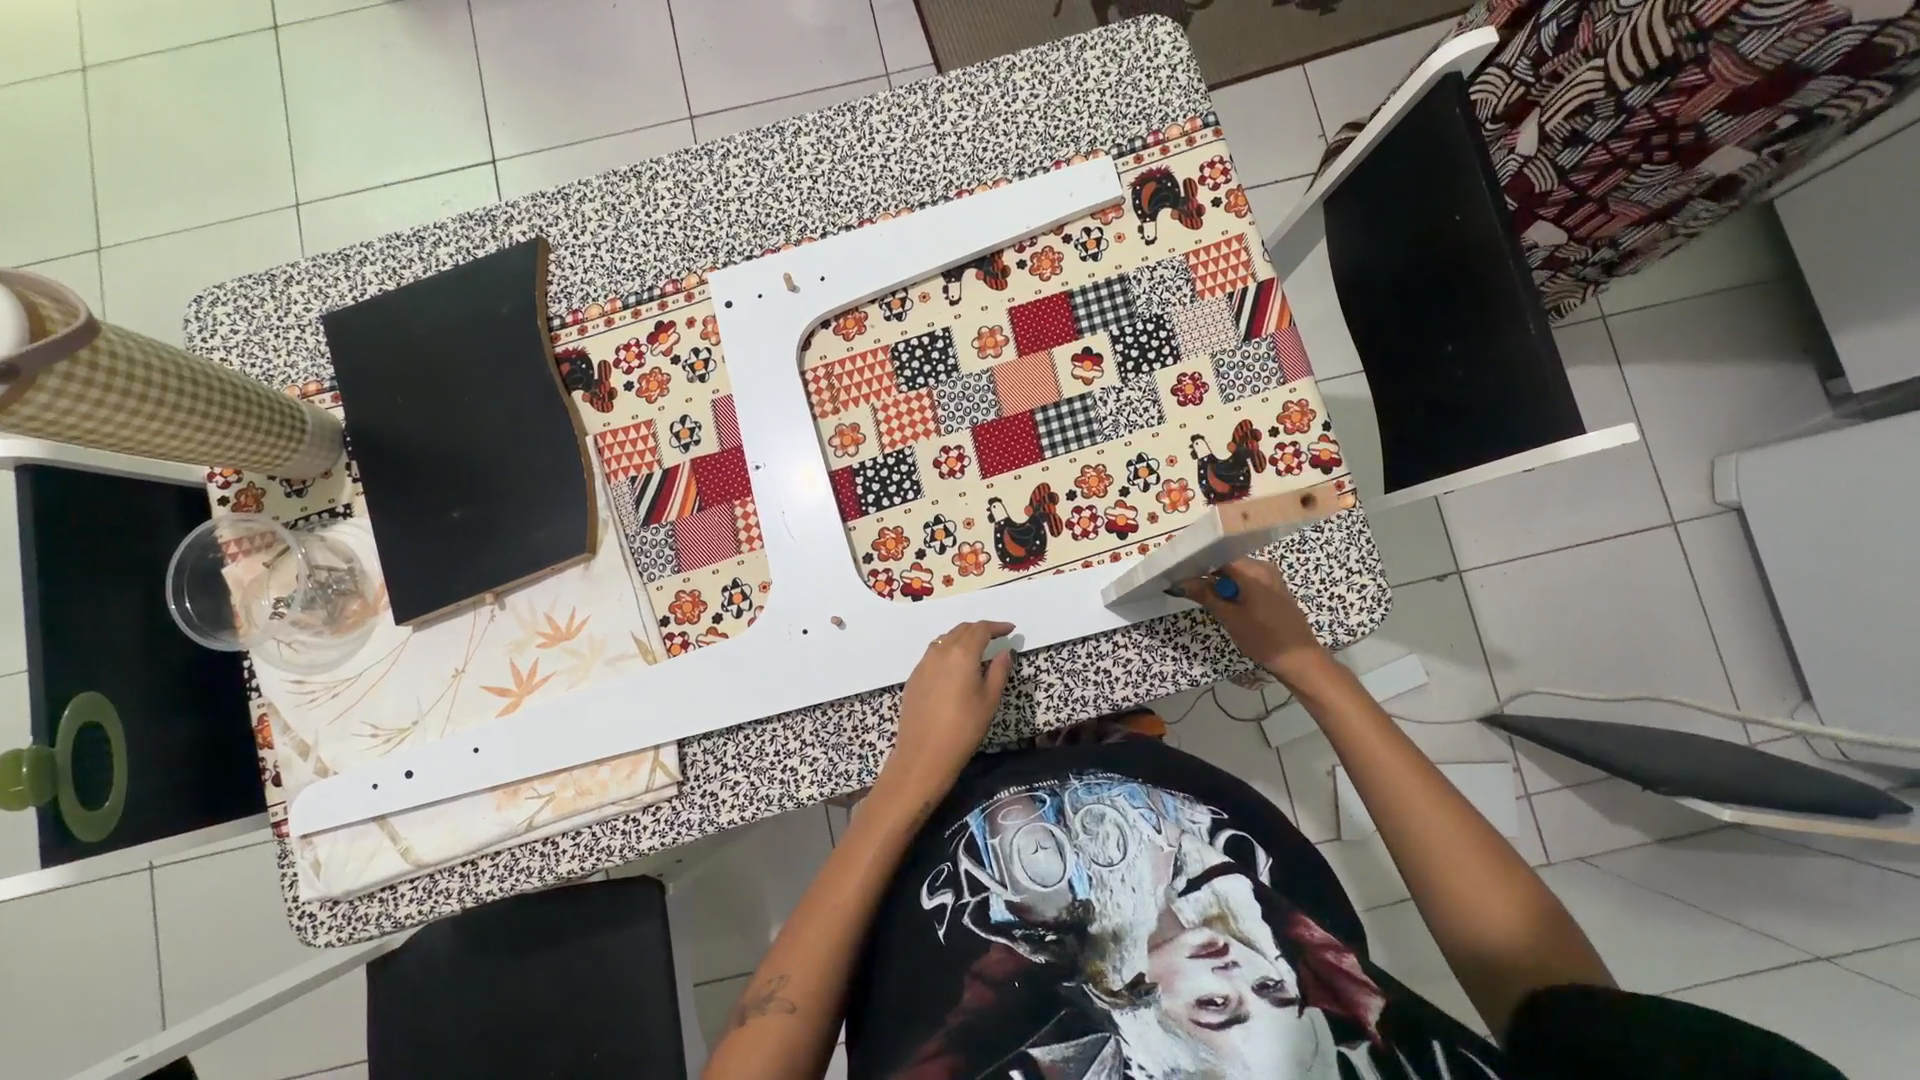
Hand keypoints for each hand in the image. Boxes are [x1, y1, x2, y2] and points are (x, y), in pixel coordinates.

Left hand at [884, 621, 1015, 796]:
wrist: (923, 754)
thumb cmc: (963, 728)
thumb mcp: (989, 700)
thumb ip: (998, 671)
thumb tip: (1004, 652)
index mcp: (961, 653)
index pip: (980, 629)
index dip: (997, 626)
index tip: (1010, 629)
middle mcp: (940, 651)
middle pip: (961, 630)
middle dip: (980, 630)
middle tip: (996, 637)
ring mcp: (923, 664)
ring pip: (945, 640)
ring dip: (962, 638)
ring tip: (976, 649)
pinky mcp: (914, 677)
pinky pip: (933, 654)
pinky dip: (948, 651)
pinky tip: (955, 666)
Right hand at [1175, 559, 1331, 688]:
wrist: (1299, 659)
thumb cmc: (1263, 639)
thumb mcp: (1230, 618)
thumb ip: (1206, 595)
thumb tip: (1181, 582)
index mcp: (1253, 571)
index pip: (1218, 554)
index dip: (1197, 561)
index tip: (1178, 570)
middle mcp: (1263, 567)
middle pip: (1227, 562)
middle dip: (1206, 572)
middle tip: (1185, 584)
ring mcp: (1271, 577)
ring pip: (1237, 572)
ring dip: (1219, 581)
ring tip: (1199, 593)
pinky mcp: (1273, 589)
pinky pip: (1247, 580)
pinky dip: (1233, 587)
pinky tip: (1222, 600)